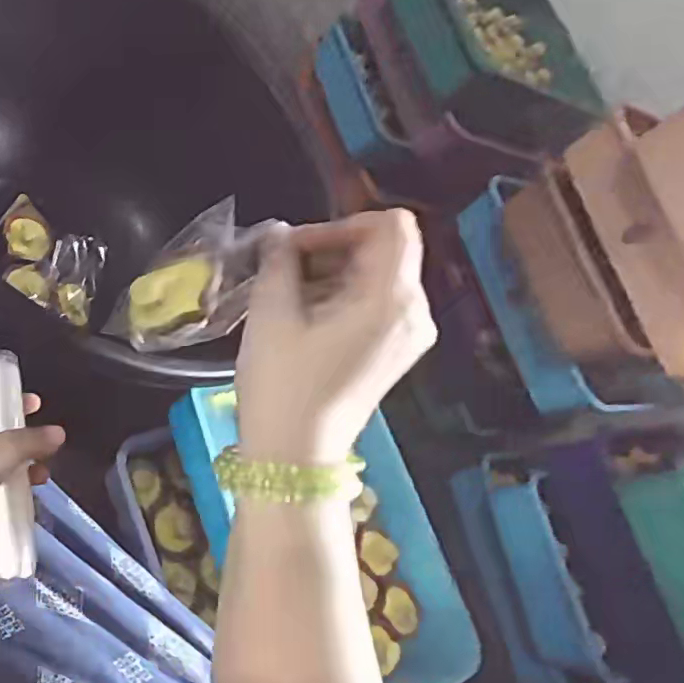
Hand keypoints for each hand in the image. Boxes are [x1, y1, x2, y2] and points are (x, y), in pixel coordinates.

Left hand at [0, 393, 63, 594]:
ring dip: (24, 482)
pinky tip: (31, 513)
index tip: (37, 405)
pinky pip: (0, 517)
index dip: (6, 409)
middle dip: (23, 450)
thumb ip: (13, 446)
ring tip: (43, 483)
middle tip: (48, 454)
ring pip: (1, 486)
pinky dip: (16, 512)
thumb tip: (56, 433)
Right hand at [234, 210, 434, 463]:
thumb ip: (277, 264)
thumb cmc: (280, 387)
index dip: (337, 226)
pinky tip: (303, 326)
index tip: (292, 250)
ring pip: (377, 282)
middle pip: (385, 253)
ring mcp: (407, 338)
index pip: (388, 225)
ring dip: (331, 280)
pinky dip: (341, 305)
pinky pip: (375, 311)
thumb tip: (279, 237)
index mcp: (391, 297)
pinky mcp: (392, 358)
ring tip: (284, 303)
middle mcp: (414, 312)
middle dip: (330, 253)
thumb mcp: (270, 318)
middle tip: (280, 275)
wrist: (293, 457)